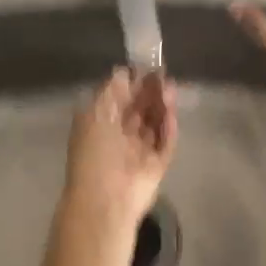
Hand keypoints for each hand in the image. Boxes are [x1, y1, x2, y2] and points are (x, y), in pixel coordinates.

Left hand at [64, 68, 177, 229]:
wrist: (106, 198)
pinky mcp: (157, 165)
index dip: (131, 83)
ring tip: (169, 87)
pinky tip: (171, 110)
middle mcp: (120, 137)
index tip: (144, 67)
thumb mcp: (94, 113)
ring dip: (161, 105)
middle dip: (149, 92)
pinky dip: (169, 126)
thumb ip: (110, 90)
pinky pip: (166, 141)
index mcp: (99, 125)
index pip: (118, 100)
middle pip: (139, 109)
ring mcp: (139, 152)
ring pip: (154, 123)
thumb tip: (123, 71)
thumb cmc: (94, 153)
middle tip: (162, 74)